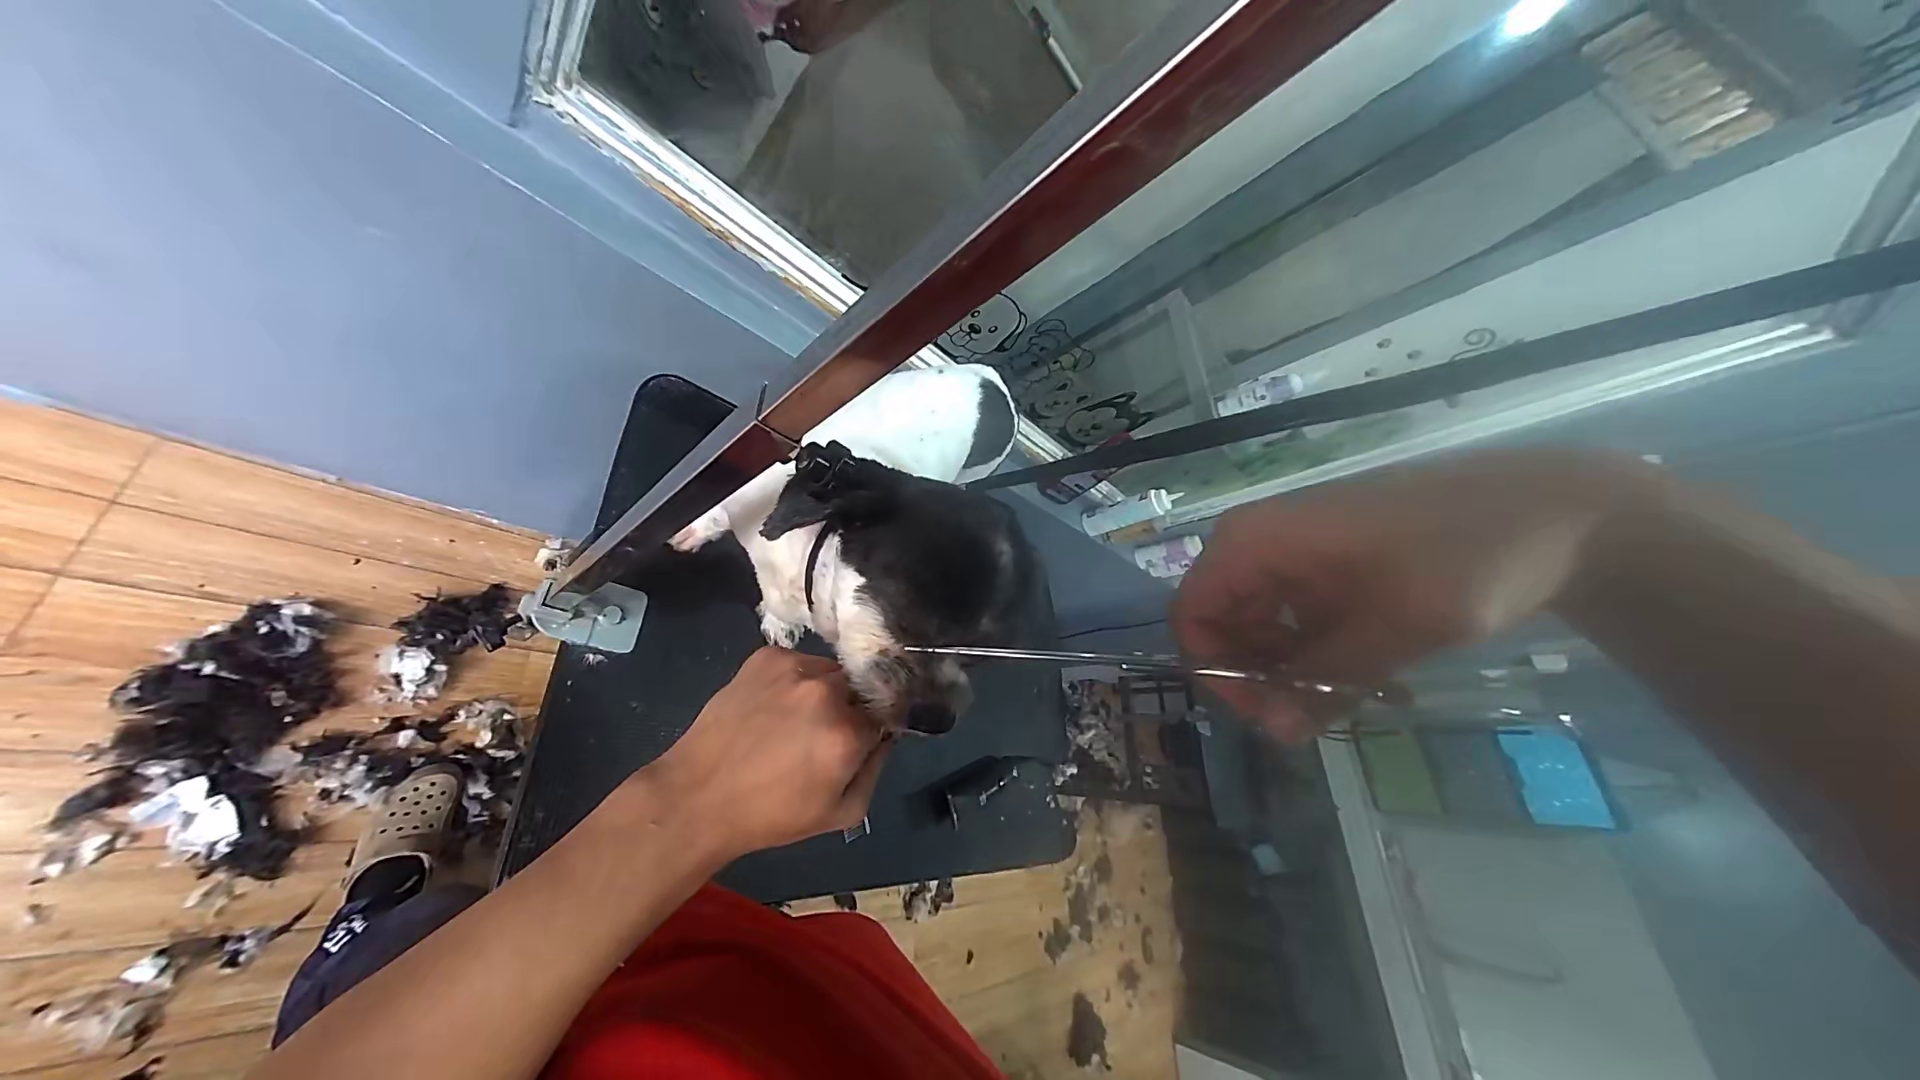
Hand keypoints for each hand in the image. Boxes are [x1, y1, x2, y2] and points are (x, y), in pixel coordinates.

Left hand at [637, 647, 889, 862]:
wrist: (697, 797)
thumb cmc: (771, 814)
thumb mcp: (840, 814)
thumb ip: (876, 769)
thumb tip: (885, 734)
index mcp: (848, 732)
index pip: (887, 711)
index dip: (877, 724)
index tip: (863, 736)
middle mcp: (826, 691)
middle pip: (861, 686)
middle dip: (853, 705)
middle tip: (825, 731)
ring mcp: (794, 668)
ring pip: (831, 670)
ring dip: (826, 690)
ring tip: (795, 718)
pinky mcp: (766, 656)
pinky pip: (799, 662)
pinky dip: (795, 680)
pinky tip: (773, 706)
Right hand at [1171, 449, 1651, 740]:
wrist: (1558, 509)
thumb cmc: (1467, 555)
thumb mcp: (1394, 629)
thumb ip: (1324, 681)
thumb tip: (1274, 735)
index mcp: (1254, 540)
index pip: (1192, 614)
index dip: (1218, 671)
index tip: (1271, 710)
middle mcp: (1258, 541)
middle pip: (1221, 623)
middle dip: (1256, 677)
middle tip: (1311, 717)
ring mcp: (1291, 551)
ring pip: (1256, 625)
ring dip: (1288, 670)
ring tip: (1347, 698)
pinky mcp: (1323, 562)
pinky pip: (1291, 614)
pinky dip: (1314, 651)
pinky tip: (1363, 674)